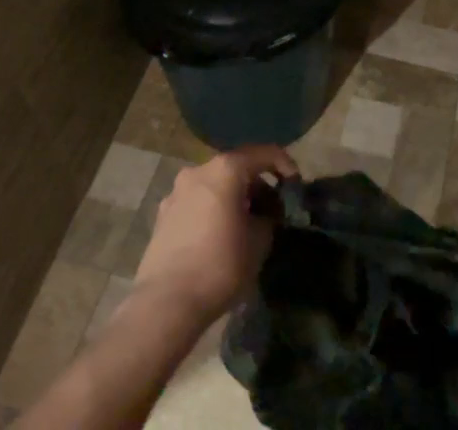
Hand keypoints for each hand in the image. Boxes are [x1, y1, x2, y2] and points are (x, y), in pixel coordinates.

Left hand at [132, 145, 298, 321]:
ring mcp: (175, 193)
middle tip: (272, 209)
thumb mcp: (260, 241)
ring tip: (246, 224)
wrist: (167, 302)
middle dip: (257, 184)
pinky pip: (197, 202)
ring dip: (233, 197)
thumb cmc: (221, 265)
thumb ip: (268, 218)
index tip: (295, 185)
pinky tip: (220, 235)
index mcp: (224, 170)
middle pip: (235, 168)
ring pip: (214, 185)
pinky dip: (213, 209)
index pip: (263, 154)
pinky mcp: (162, 215)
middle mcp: (197, 172)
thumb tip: (263, 215)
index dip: (284, 165)